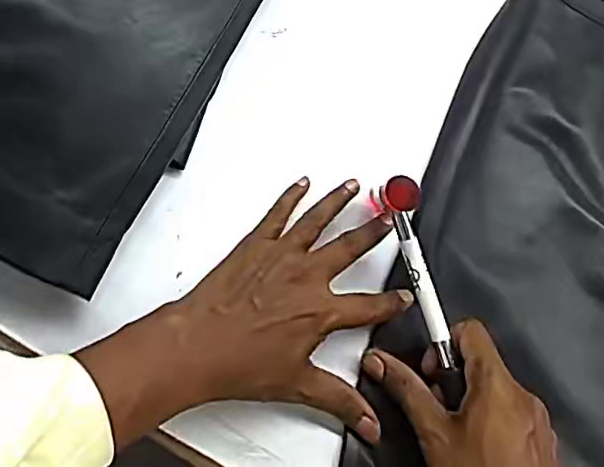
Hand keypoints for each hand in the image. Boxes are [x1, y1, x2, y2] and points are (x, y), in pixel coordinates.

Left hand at [76, 179, 411, 447]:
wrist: (200, 343)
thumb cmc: (240, 361)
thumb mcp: (297, 385)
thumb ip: (337, 399)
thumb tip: (365, 420)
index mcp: (319, 311)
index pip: (367, 306)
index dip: (391, 302)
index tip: (404, 294)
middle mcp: (305, 275)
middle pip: (349, 247)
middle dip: (374, 232)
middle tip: (389, 219)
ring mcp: (281, 254)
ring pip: (317, 219)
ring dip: (338, 200)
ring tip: (353, 185)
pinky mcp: (257, 242)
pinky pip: (279, 212)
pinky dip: (292, 194)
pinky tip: (302, 183)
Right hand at [363, 321, 559, 466]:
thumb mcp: (434, 435)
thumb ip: (407, 389)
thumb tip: (383, 364)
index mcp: (498, 386)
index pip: (469, 330)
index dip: (442, 338)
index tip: (427, 348)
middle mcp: (524, 399)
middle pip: (480, 361)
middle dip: (453, 376)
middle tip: (437, 402)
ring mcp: (538, 424)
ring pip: (495, 390)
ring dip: (471, 400)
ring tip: (456, 430)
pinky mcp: (544, 446)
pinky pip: (513, 413)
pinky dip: (492, 420)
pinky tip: (478, 447)